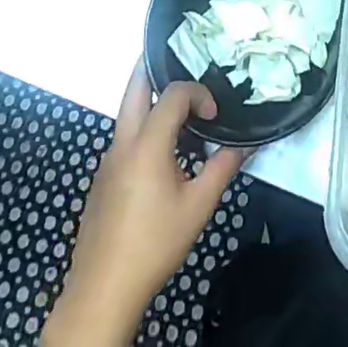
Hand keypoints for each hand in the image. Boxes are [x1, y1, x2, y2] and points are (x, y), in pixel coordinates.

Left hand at [43, 65, 246, 346]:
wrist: (104, 285)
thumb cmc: (155, 242)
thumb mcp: (198, 207)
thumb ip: (222, 169)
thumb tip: (243, 146)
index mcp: (147, 144)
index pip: (172, 95)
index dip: (197, 93)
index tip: (214, 115)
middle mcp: (123, 141)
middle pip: (135, 87)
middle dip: (154, 68)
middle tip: (178, 61)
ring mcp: (108, 157)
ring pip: (126, 111)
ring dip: (150, 99)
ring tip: (178, 107)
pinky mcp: (103, 175)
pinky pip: (123, 135)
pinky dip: (142, 125)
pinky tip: (162, 151)